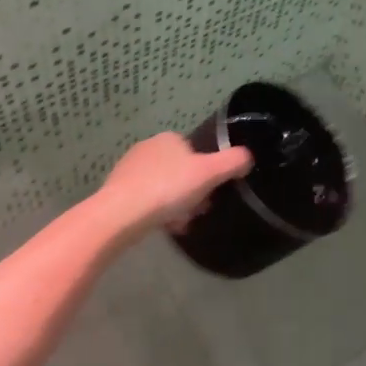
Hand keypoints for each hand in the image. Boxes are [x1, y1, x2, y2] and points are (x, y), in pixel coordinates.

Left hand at [97, 132, 252, 232]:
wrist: (121, 214)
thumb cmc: (168, 188)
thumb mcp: (209, 173)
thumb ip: (232, 162)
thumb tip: (247, 157)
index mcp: (169, 139)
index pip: (195, 152)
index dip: (206, 173)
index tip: (211, 193)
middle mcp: (147, 148)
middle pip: (179, 171)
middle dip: (191, 191)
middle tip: (198, 211)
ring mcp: (129, 169)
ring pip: (163, 187)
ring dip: (175, 204)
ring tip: (180, 224)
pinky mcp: (117, 190)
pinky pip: (146, 200)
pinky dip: (157, 212)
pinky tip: (162, 226)